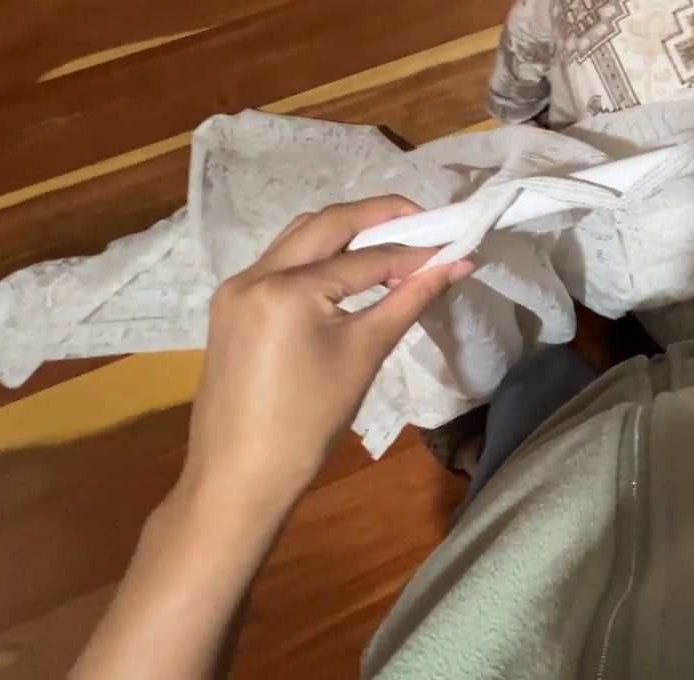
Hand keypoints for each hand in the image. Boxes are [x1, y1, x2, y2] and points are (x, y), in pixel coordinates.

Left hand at [182, 196, 473, 515]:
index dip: (416, 252)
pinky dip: (326, 253)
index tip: (456, 248)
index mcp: (286, 289)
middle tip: (427, 222)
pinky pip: (286, 260)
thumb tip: (460, 263)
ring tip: (397, 241)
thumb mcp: (368, 351)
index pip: (367, 257)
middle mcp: (254, 275)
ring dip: (351, 230)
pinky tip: (357, 269)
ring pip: (303, 235)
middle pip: (329, 223)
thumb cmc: (309, 419)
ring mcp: (237, 289)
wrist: (239, 477)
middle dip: (381, 215)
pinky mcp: (233, 305)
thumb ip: (413, 297)